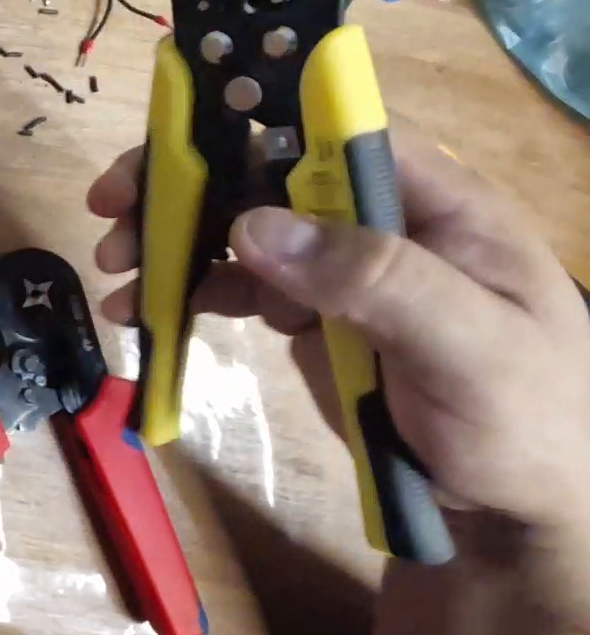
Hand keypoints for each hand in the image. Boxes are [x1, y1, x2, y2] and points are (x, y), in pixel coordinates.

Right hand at [88, 133, 589, 540]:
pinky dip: (178, 289)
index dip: (247, 128)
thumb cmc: (525, 424)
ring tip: (115, 268)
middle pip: (258, 174)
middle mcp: (373, 220)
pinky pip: (227, 281)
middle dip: (178, 187)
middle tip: (110, 208)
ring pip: (231, 225)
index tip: (168, 151)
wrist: (509, 506)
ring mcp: (332, 263)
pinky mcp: (299, 305)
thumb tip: (250, 226)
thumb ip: (373, 280)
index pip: (333, 136)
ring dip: (165, 239)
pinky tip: (143, 309)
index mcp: (433, 205)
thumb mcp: (469, 349)